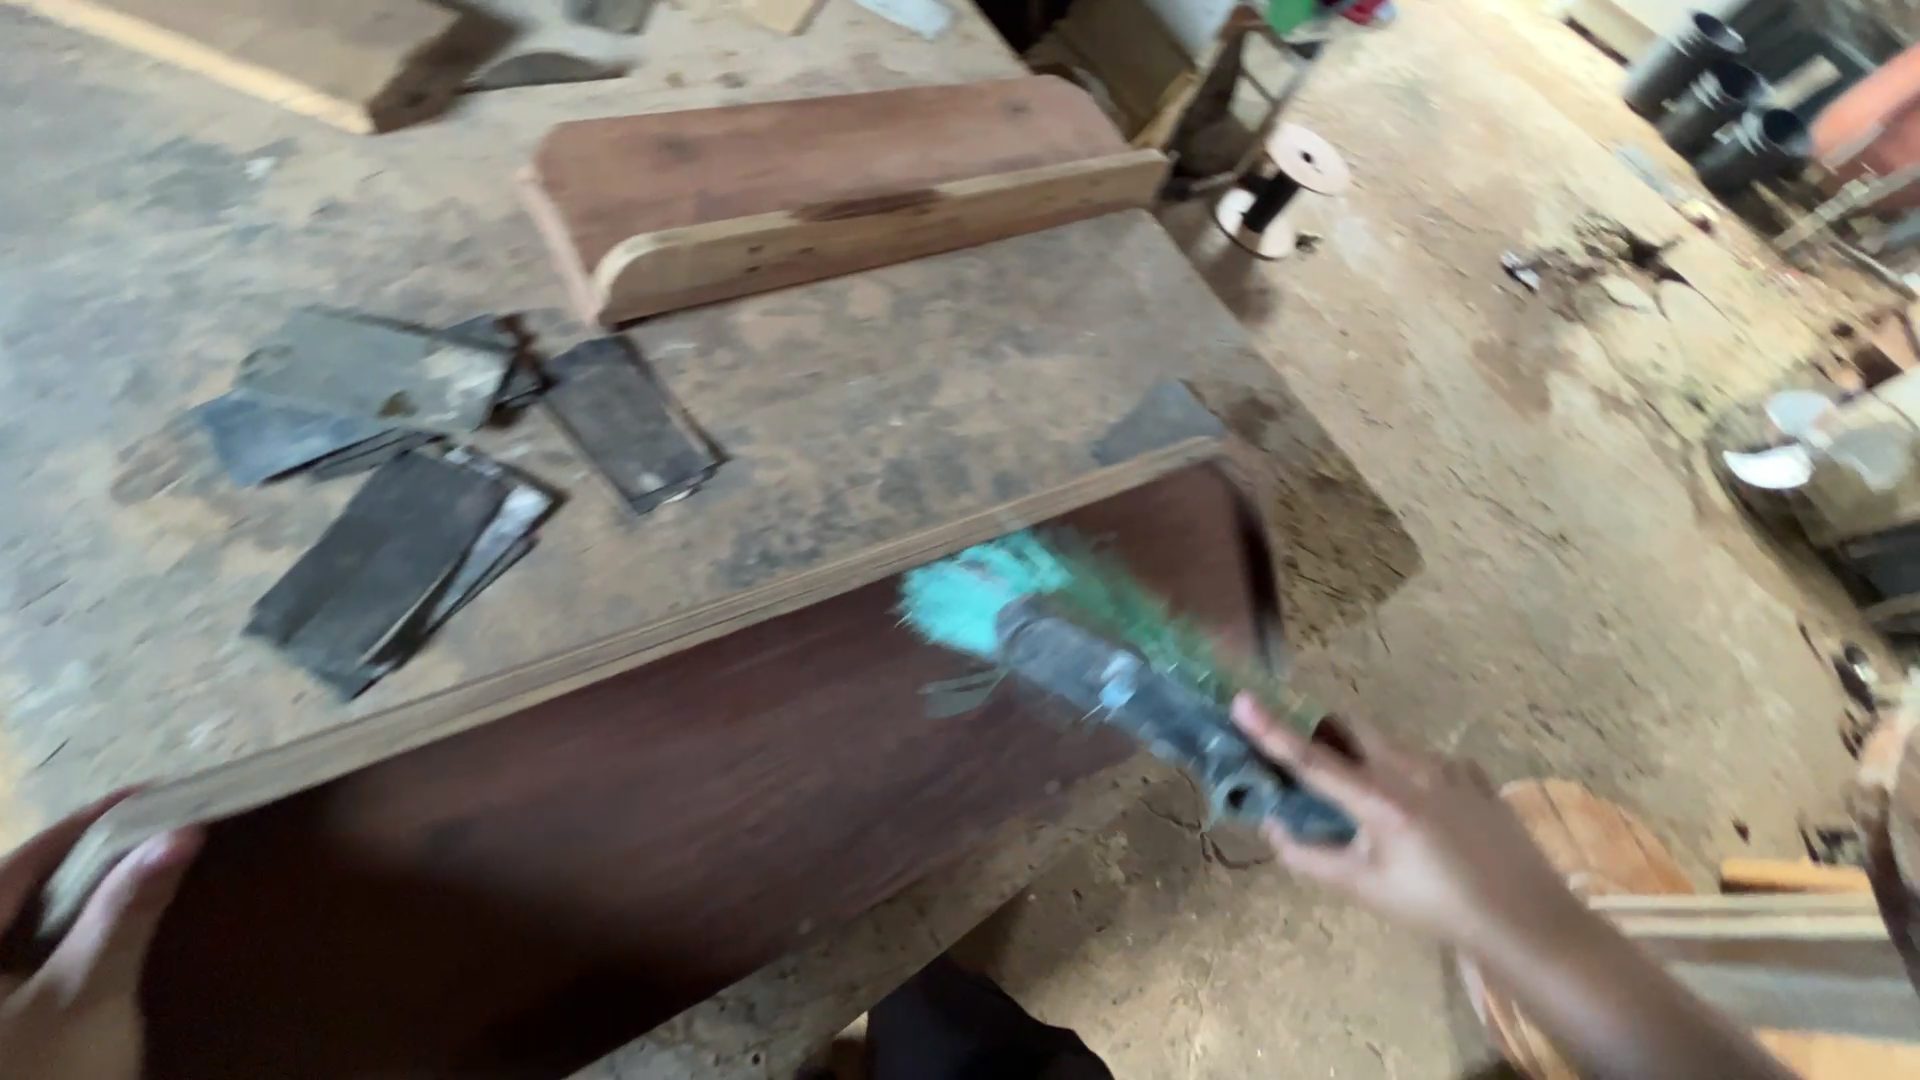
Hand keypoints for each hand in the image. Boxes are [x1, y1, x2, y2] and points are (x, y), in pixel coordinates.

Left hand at [0, 793, 200, 1079]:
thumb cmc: (40, 1072)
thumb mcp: (88, 989)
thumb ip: (128, 908)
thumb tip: (183, 829)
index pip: (15, 867)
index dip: (82, 824)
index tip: (150, 792)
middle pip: (14, 893)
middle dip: (82, 854)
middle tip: (151, 824)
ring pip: (21, 925)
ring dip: (79, 889)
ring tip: (139, 861)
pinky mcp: (7, 1021)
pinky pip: (28, 954)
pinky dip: (72, 927)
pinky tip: (108, 924)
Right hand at [1232, 694, 1582, 954]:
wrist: (1532, 924)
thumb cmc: (1437, 909)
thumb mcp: (1363, 890)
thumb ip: (1308, 856)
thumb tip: (1271, 825)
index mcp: (1378, 801)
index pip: (1310, 758)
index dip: (1270, 729)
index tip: (1241, 700)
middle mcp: (1410, 770)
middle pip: (1349, 728)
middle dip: (1322, 733)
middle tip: (1312, 762)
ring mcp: (1448, 767)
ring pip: (1387, 743)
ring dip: (1365, 758)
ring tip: (1373, 802)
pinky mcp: (1474, 775)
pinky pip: (1426, 759)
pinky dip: (1408, 773)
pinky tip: (1422, 810)